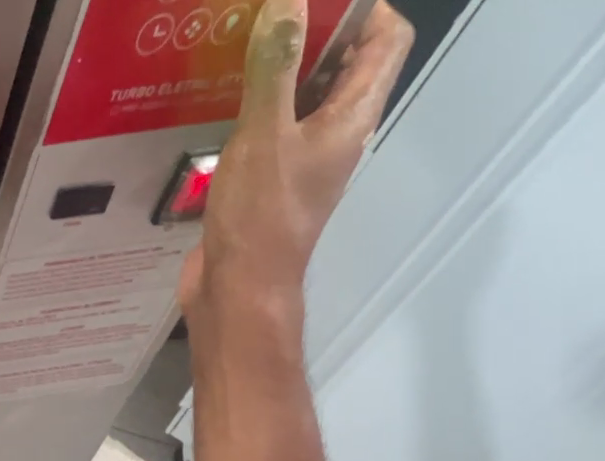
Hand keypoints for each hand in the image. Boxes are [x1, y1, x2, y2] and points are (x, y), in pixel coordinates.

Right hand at [180, 0, 413, 313]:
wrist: (238, 289)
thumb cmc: (260, 214)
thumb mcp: (264, 134)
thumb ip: (274, 68)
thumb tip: (286, 3)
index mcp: (352, 117)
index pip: (385, 41)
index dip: (363, 10)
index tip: (315, 3)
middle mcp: (335, 136)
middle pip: (345, 69)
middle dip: (315, 37)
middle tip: (269, 21)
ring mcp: (301, 163)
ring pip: (304, 102)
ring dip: (281, 76)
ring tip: (241, 56)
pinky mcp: (268, 186)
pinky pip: (270, 134)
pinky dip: (254, 113)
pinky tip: (219, 112)